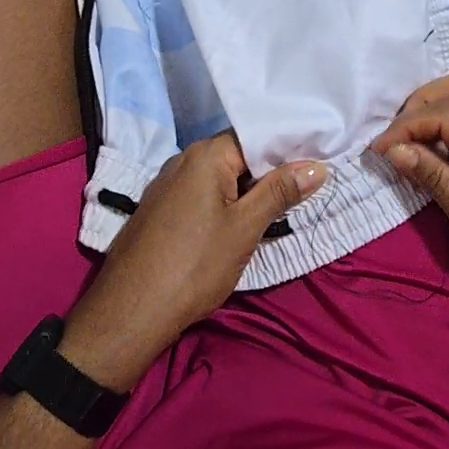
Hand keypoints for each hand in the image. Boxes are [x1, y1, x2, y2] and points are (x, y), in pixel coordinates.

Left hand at [61, 133, 326, 390]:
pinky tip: (241, 222)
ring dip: (247, 190)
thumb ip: (280, 193)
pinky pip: (201, 194)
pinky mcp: (160, 210)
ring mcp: (167, 186)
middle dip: (269, 170)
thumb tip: (317, 166)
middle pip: (236, 155)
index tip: (317, 160)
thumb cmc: (194, 266)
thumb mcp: (245, 228)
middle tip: (306, 186)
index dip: (286, 147)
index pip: (254, 135)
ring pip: (219, 177)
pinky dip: (225, 203)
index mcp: (205, 155)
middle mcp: (183, 160)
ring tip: (281, 205)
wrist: (130, 313)